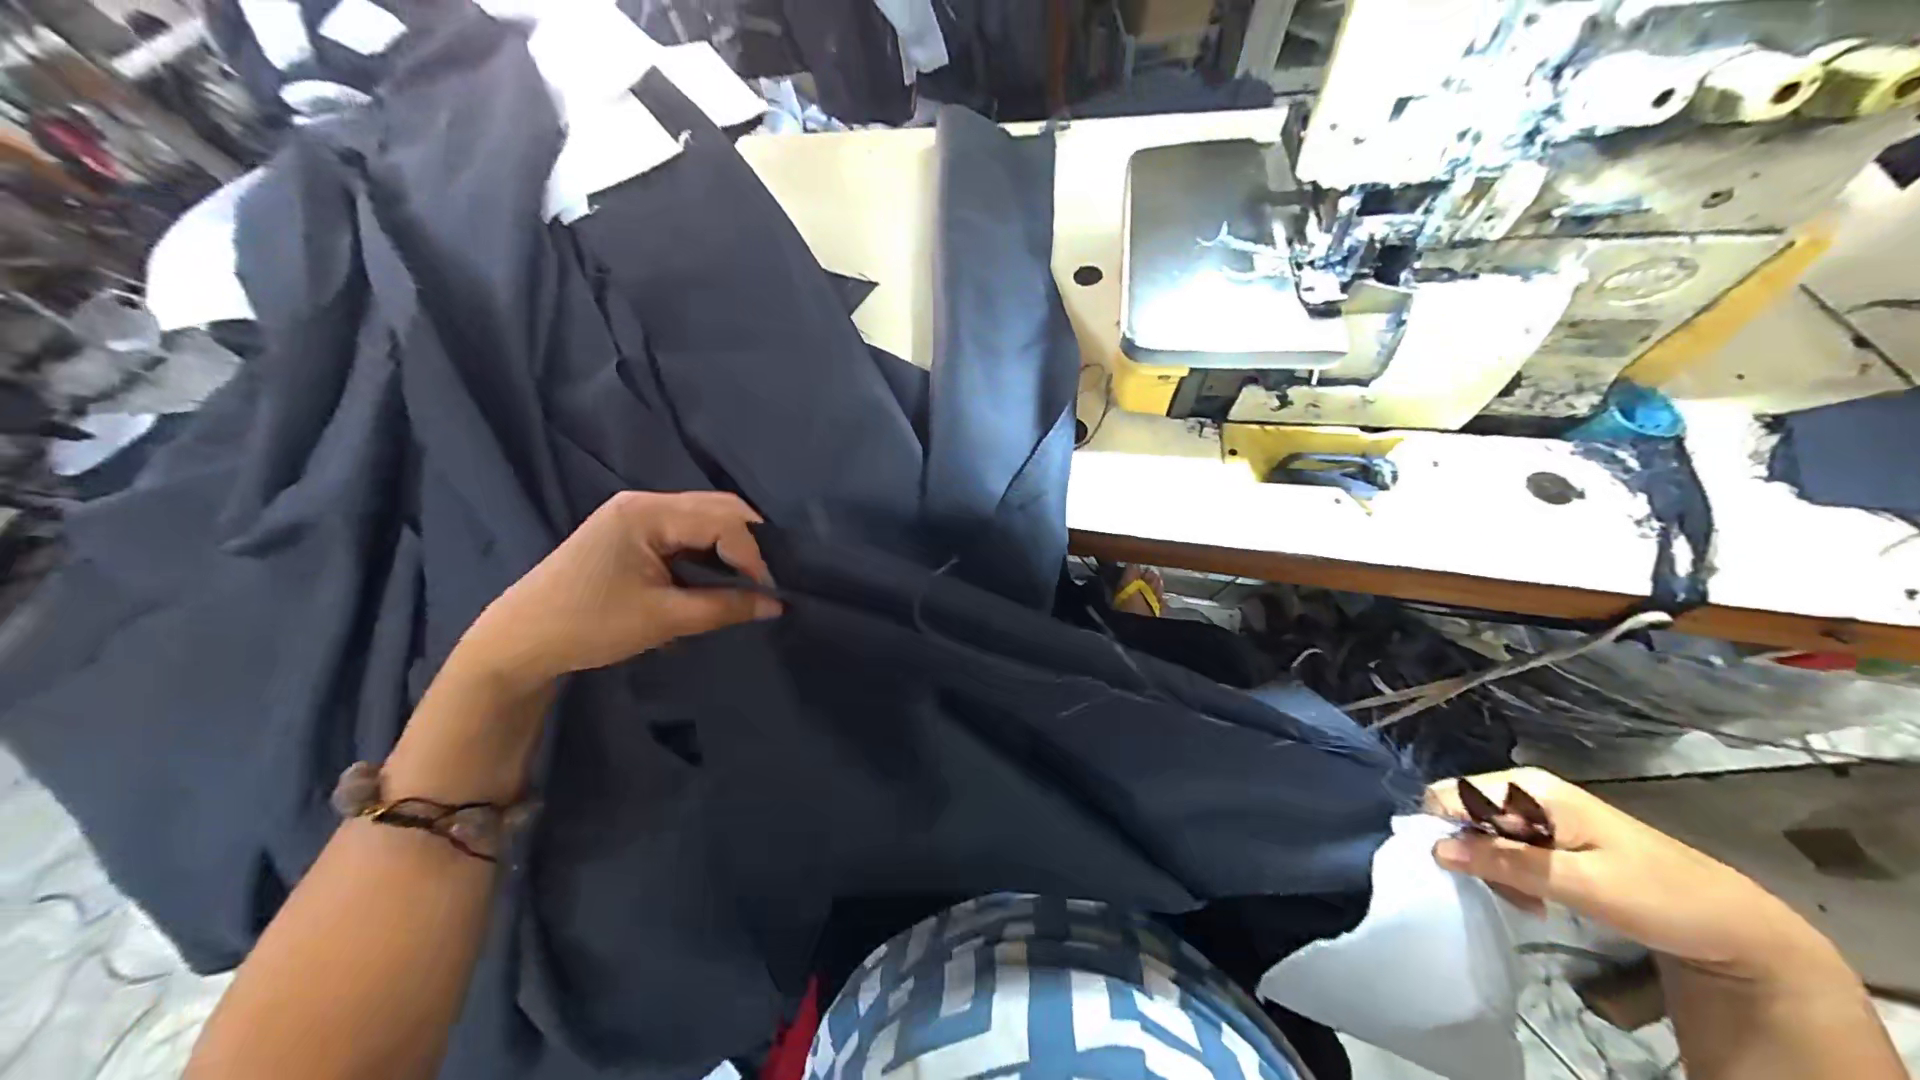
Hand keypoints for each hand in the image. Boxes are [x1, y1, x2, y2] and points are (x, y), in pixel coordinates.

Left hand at [458, 491, 780, 691]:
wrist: (520, 641)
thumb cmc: (589, 626)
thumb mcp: (664, 619)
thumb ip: (726, 607)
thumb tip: (778, 605)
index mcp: (647, 513)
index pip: (723, 521)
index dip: (754, 555)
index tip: (770, 593)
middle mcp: (643, 501)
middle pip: (718, 508)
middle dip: (749, 543)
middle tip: (767, 581)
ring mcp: (635, 513)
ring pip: (705, 516)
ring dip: (731, 545)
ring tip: (748, 580)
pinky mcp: (631, 530)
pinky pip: (686, 529)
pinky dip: (709, 549)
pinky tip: (717, 574)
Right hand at [1425, 768, 1842, 982]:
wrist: (1736, 928)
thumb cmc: (1661, 896)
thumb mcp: (1581, 883)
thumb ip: (1507, 863)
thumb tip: (1437, 849)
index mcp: (1529, 787)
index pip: (1452, 794)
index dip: (1446, 829)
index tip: (1468, 870)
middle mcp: (1527, 791)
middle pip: (1463, 813)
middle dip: (1473, 854)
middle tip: (1509, 893)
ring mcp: (1539, 814)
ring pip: (1481, 834)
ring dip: (1493, 868)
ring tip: (1528, 901)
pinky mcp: (1550, 838)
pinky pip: (1505, 848)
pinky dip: (1510, 875)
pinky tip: (1536, 898)